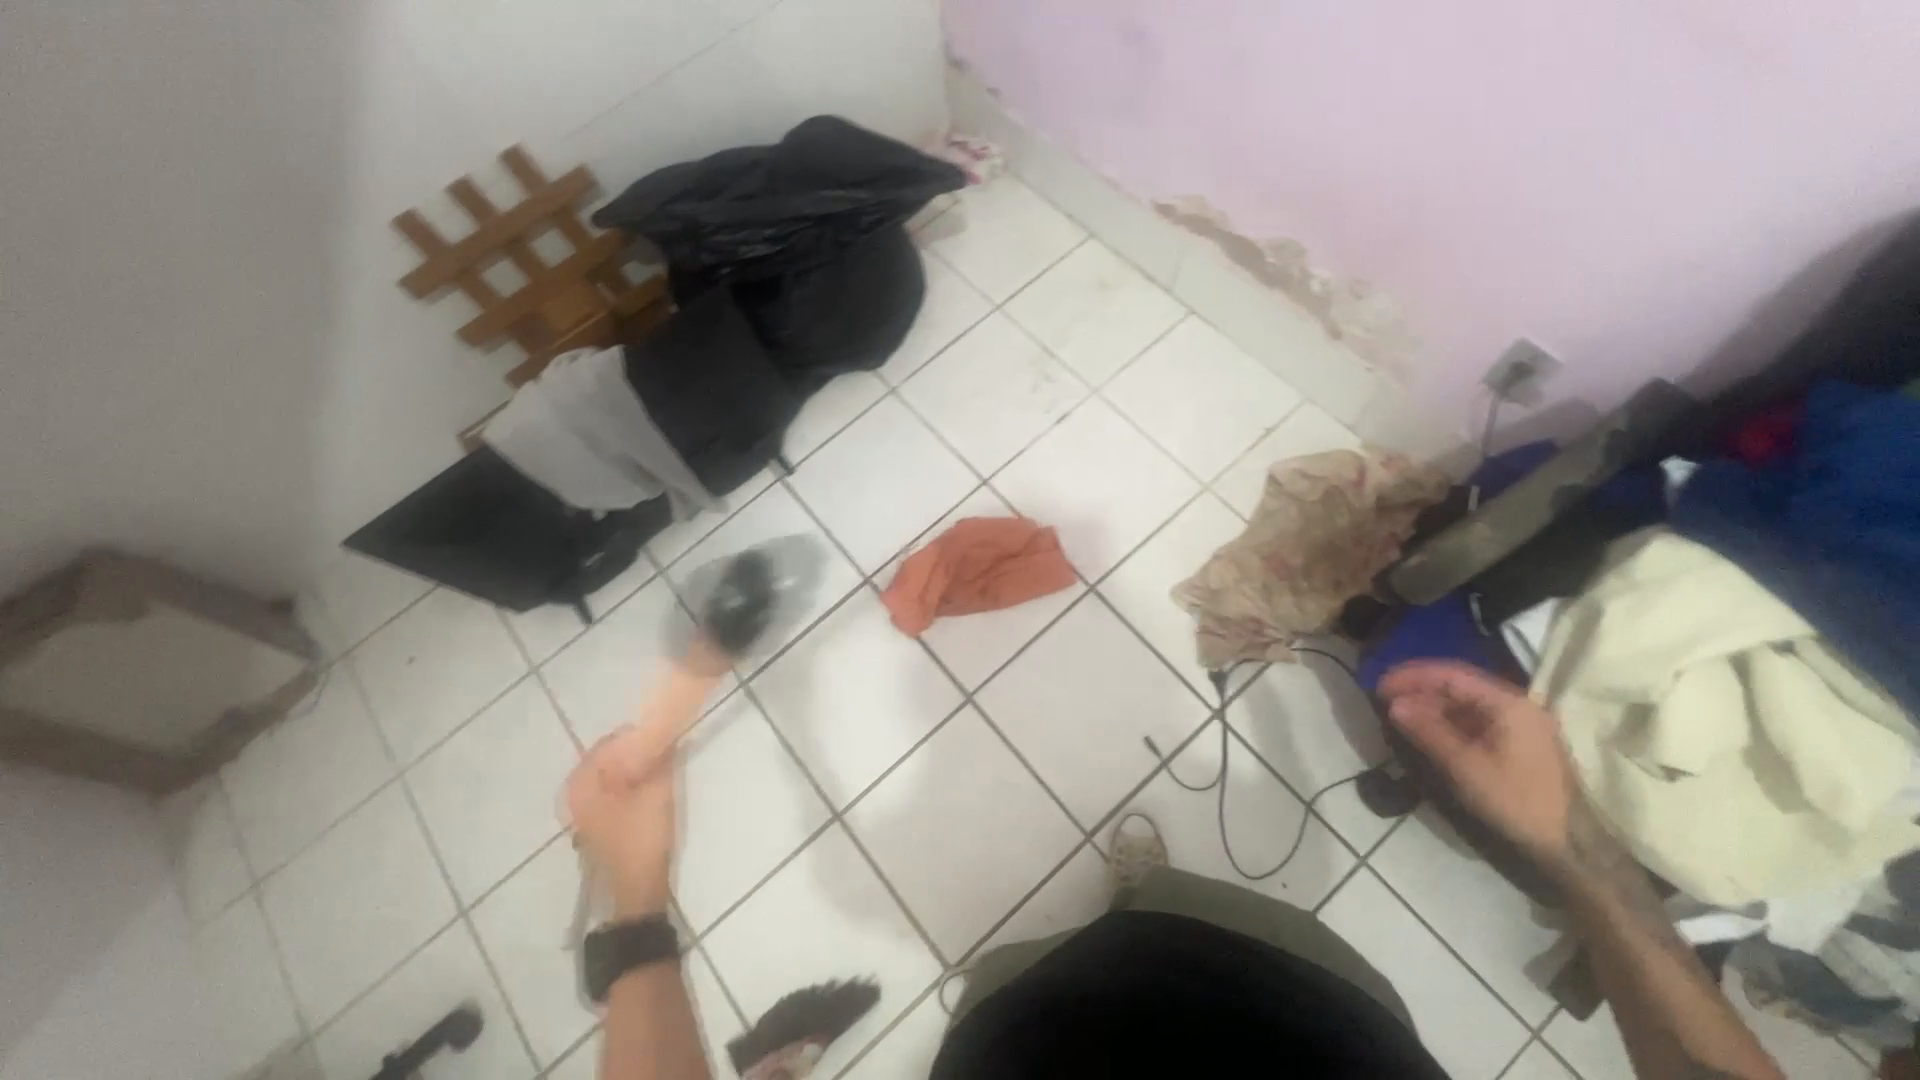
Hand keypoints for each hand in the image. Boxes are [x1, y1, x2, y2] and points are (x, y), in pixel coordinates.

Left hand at [566, 717, 679, 916]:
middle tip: (661, 753)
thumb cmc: (643, 835)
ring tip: (656, 770)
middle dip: (632, 752)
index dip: (634, 736)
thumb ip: (660, 758)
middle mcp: (573, 795)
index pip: (607, 743)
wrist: (637, 886)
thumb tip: (665, 733)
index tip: (659, 737)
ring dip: (630, 769)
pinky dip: (625, 785)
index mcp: (582, 784)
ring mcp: (580, 812)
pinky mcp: (593, 824)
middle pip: (604, 760)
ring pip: (607, 777)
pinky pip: (607, 793)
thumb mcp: (658, 791)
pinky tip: (645, 791)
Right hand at [1377, 661, 1578, 869]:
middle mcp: (1517, 705)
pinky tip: (1428, 730)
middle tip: (1385, 699)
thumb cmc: (1516, 800)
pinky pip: (1477, 719)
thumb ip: (1429, 731)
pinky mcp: (1519, 742)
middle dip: (1420, 689)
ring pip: (1467, 703)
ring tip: (1400, 715)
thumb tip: (1395, 704)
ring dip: (1433, 705)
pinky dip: (1449, 721)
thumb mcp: (1466, 766)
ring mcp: (1521, 723)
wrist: (1568, 844)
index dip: (1412, 676)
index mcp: (1509, 704)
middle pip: (1460, 685)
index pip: (1452, 675)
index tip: (1380, 685)